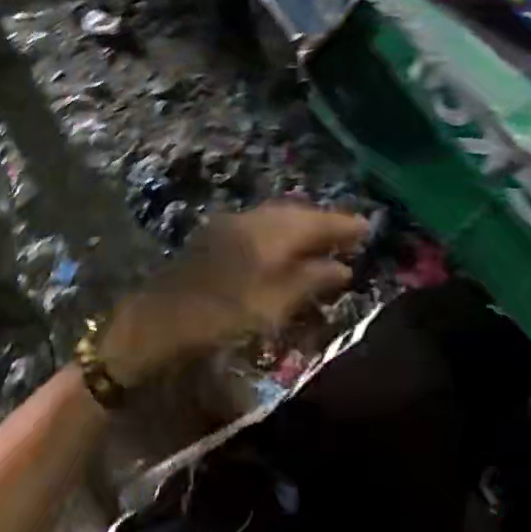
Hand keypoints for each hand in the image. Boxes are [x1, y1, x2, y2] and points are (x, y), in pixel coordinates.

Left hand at [98, 200, 368, 385]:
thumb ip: (310, 280)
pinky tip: (287, 247)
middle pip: (294, 213)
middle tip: (351, 234)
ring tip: (324, 240)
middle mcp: (248, 219)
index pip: (314, 221)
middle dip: (323, 221)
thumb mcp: (273, 306)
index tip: (369, 227)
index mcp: (266, 233)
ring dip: (301, 224)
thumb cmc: (221, 317)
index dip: (342, 224)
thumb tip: (341, 265)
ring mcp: (227, 224)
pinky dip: (280, 231)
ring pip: (275, 216)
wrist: (161, 318)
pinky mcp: (214, 235)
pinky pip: (258, 224)